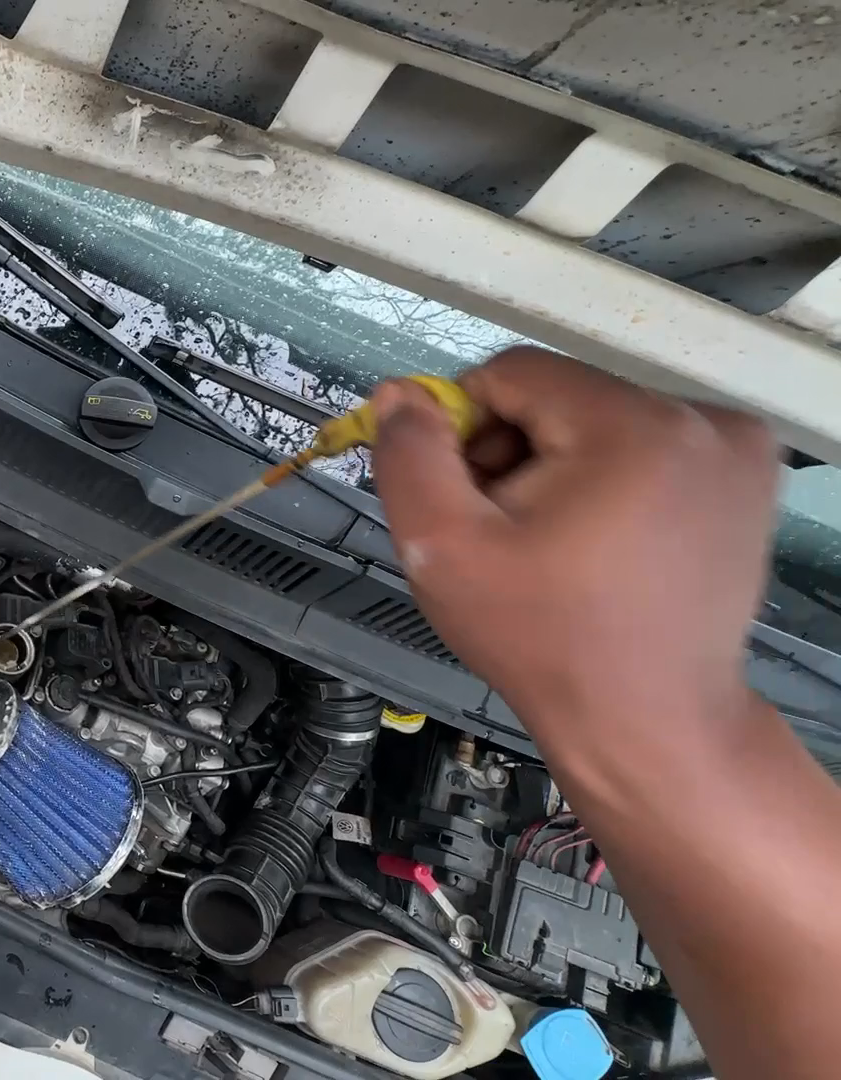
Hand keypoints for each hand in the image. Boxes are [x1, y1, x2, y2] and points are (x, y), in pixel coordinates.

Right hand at [368, 347, 779, 729]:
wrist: (641, 713)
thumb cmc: (536, 631)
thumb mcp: (441, 543)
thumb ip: (408, 455)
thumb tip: (396, 392)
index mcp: (635, 428)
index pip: (510, 373)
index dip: (457, 426)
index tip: (455, 494)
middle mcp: (705, 422)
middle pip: (553, 396)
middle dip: (502, 451)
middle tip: (491, 527)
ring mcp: (736, 451)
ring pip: (588, 421)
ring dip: (541, 467)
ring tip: (536, 540)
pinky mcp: (742, 480)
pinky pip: (633, 446)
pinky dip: (589, 479)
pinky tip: (581, 539)